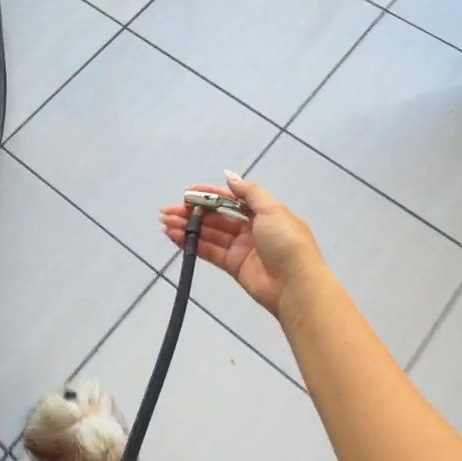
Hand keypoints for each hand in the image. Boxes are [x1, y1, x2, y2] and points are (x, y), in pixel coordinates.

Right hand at [161, 173, 329, 319]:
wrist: (296, 285)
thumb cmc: (286, 242)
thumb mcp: (272, 210)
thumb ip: (248, 192)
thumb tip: (229, 175)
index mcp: (264, 213)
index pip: (231, 200)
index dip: (209, 195)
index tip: (187, 193)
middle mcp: (252, 229)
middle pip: (217, 217)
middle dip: (193, 213)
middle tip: (168, 212)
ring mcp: (241, 248)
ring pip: (210, 234)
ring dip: (188, 227)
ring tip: (166, 224)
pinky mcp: (233, 266)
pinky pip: (209, 251)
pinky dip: (192, 243)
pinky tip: (175, 237)